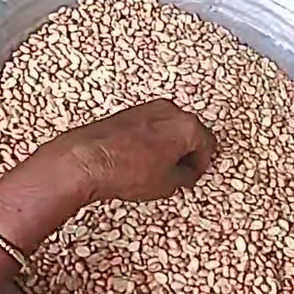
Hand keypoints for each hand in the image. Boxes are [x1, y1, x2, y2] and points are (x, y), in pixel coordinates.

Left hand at [48, 99, 216, 202]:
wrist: (86, 161)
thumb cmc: (125, 169)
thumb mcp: (167, 184)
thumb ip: (184, 176)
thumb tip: (183, 173)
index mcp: (187, 126)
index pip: (207, 144)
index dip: (201, 165)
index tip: (192, 175)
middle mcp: (169, 111)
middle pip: (189, 132)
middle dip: (186, 153)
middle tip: (179, 174)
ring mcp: (147, 109)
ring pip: (169, 128)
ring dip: (168, 146)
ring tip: (156, 170)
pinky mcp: (128, 113)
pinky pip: (150, 127)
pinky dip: (150, 142)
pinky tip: (139, 161)